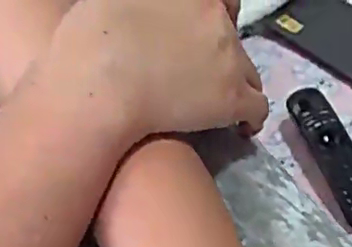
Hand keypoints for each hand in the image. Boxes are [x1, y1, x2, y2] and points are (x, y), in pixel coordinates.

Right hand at [43, 0, 267, 141]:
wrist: (104, 79)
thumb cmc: (93, 34)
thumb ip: (142, 5)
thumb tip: (146, 14)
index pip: (220, 0)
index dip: (213, 15)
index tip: (198, 36)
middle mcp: (213, 11)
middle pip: (232, 32)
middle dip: (222, 51)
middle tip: (203, 73)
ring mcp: (228, 54)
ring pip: (249, 71)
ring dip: (237, 83)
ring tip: (218, 103)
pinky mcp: (233, 96)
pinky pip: (258, 107)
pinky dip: (252, 118)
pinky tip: (240, 128)